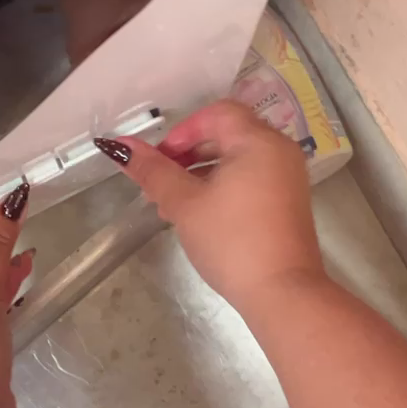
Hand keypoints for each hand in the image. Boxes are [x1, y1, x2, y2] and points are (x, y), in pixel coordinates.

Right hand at [103, 101, 325, 314]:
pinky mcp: (288, 200)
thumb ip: (153, 171)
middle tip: (161, 182)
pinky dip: (224, 185)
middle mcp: (279, 150)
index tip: (162, 160)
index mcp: (258, 141)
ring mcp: (288, 176)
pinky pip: (251, 176)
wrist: (283, 293)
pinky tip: (201, 214)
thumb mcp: (184, 204)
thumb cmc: (232, 242)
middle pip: (227, 133)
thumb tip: (118, 145)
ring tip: (174, 204)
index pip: (216, 114)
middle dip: (188, 153)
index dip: (183, 131)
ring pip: (237, 158)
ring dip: (202, 171)